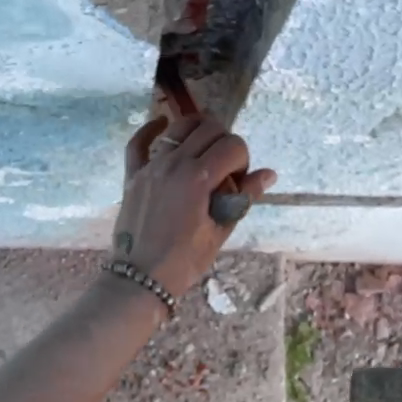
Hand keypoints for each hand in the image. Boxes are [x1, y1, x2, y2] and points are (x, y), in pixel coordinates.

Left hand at [113, 114, 274, 295]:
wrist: (141, 277)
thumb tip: (269, 174)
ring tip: (204, 149)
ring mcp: (150, 167)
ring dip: (196, 130)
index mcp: (198, 178)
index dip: (243, 158)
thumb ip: (243, 197)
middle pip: (208, 129)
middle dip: (224, 141)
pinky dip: (151, 129)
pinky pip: (138, 142)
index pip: (232, 145)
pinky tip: (162, 124)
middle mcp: (173, 164)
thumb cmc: (185, 260)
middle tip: (225, 166)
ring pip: (178, 128)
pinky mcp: (132, 176)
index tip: (238, 180)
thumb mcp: (220, 231)